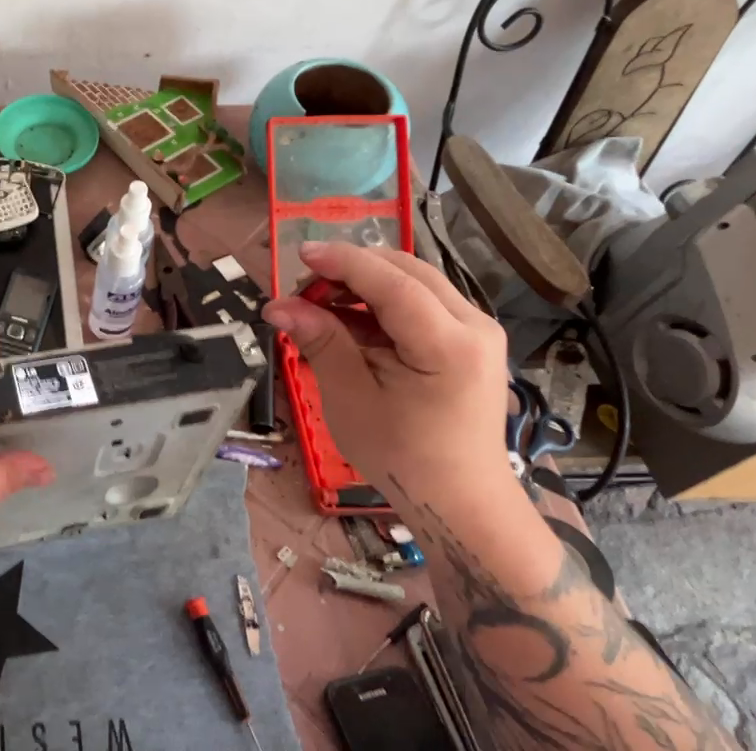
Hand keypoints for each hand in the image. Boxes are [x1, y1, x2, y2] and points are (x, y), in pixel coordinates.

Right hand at [262, 242, 512, 497]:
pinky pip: (422, 300)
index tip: (301, 255)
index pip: (393, 283)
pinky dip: (382, 300)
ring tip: (320, 303)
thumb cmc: (403, 457)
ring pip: (415, 281)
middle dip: (351, 270)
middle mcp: (474, 326)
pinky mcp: (470, 339)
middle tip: (303, 289)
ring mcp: (477, 330)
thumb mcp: (351, 399)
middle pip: (407, 272)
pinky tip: (349, 318)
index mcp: (450, 346)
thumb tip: (278, 306)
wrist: (461, 500)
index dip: (345, 263)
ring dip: (365, 282)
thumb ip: (321, 342)